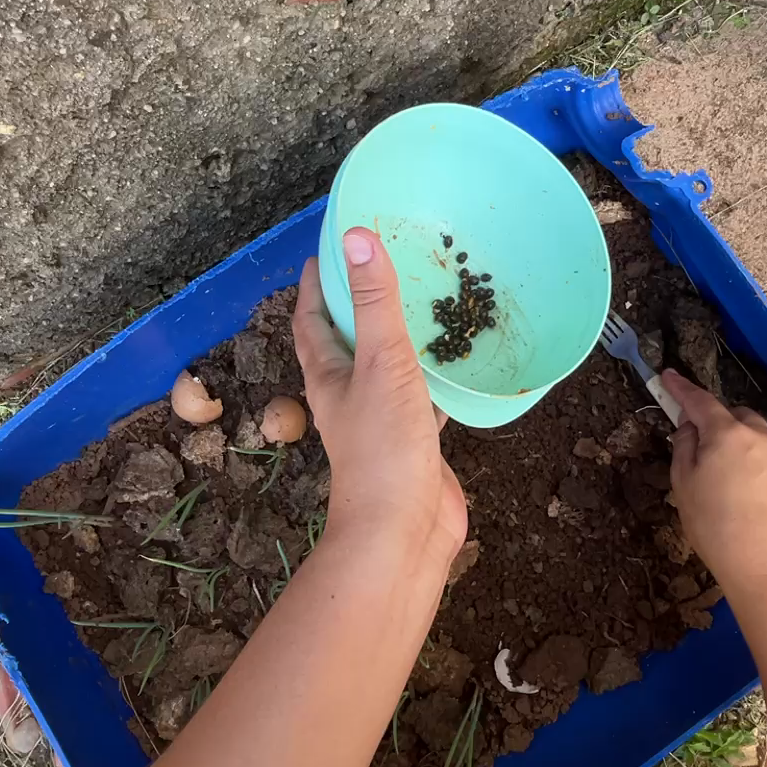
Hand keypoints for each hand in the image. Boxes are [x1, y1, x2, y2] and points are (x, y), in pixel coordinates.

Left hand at [293, 228, 466, 565]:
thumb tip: (356, 237)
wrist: (402, 530)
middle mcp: (348, 393)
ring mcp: (380, 416)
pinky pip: (420, 393)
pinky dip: (432, 374)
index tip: (331, 247)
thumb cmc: (383, 445)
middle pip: (346, 338)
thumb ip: (374, 303)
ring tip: (425, 302)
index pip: (310, 317)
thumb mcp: (381, 363)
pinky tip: (455, 361)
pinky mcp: (413, 437)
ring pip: (385, 365)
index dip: (315, 282)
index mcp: (327, 373)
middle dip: (357, 303)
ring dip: (396, 337)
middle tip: (386, 265)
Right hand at [661, 369, 766, 591]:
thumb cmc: (714, 523)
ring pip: (762, 442)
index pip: (700, 401)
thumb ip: (684, 447)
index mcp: (727, 434)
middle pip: (738, 417)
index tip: (668, 375)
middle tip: (704, 448)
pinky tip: (755, 503)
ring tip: (732, 484)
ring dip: (744, 450)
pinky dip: (764, 474)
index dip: (681, 388)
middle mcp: (762, 439)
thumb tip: (691, 428)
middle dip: (721, 423)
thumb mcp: (683, 483)